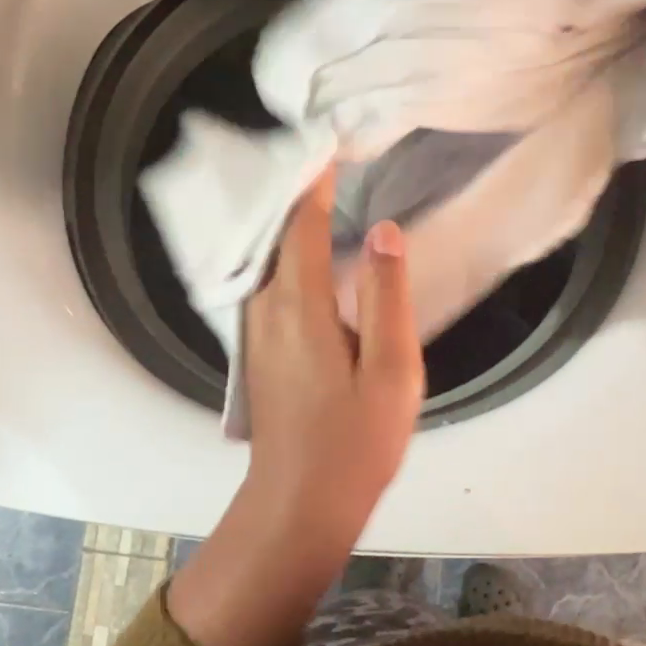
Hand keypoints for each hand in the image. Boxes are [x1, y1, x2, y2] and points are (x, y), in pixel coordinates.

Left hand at [244, 168, 424, 515]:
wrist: (299, 502)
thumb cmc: (354, 442)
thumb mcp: (391, 371)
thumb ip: (387, 296)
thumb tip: (384, 231)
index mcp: (299, 306)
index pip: (300, 224)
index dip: (314, 181)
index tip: (327, 142)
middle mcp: (265, 308)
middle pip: (274, 234)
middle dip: (295, 191)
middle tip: (323, 152)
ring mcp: (255, 330)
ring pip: (266, 258)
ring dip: (287, 221)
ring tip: (317, 187)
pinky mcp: (257, 348)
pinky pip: (266, 281)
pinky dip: (283, 252)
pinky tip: (304, 248)